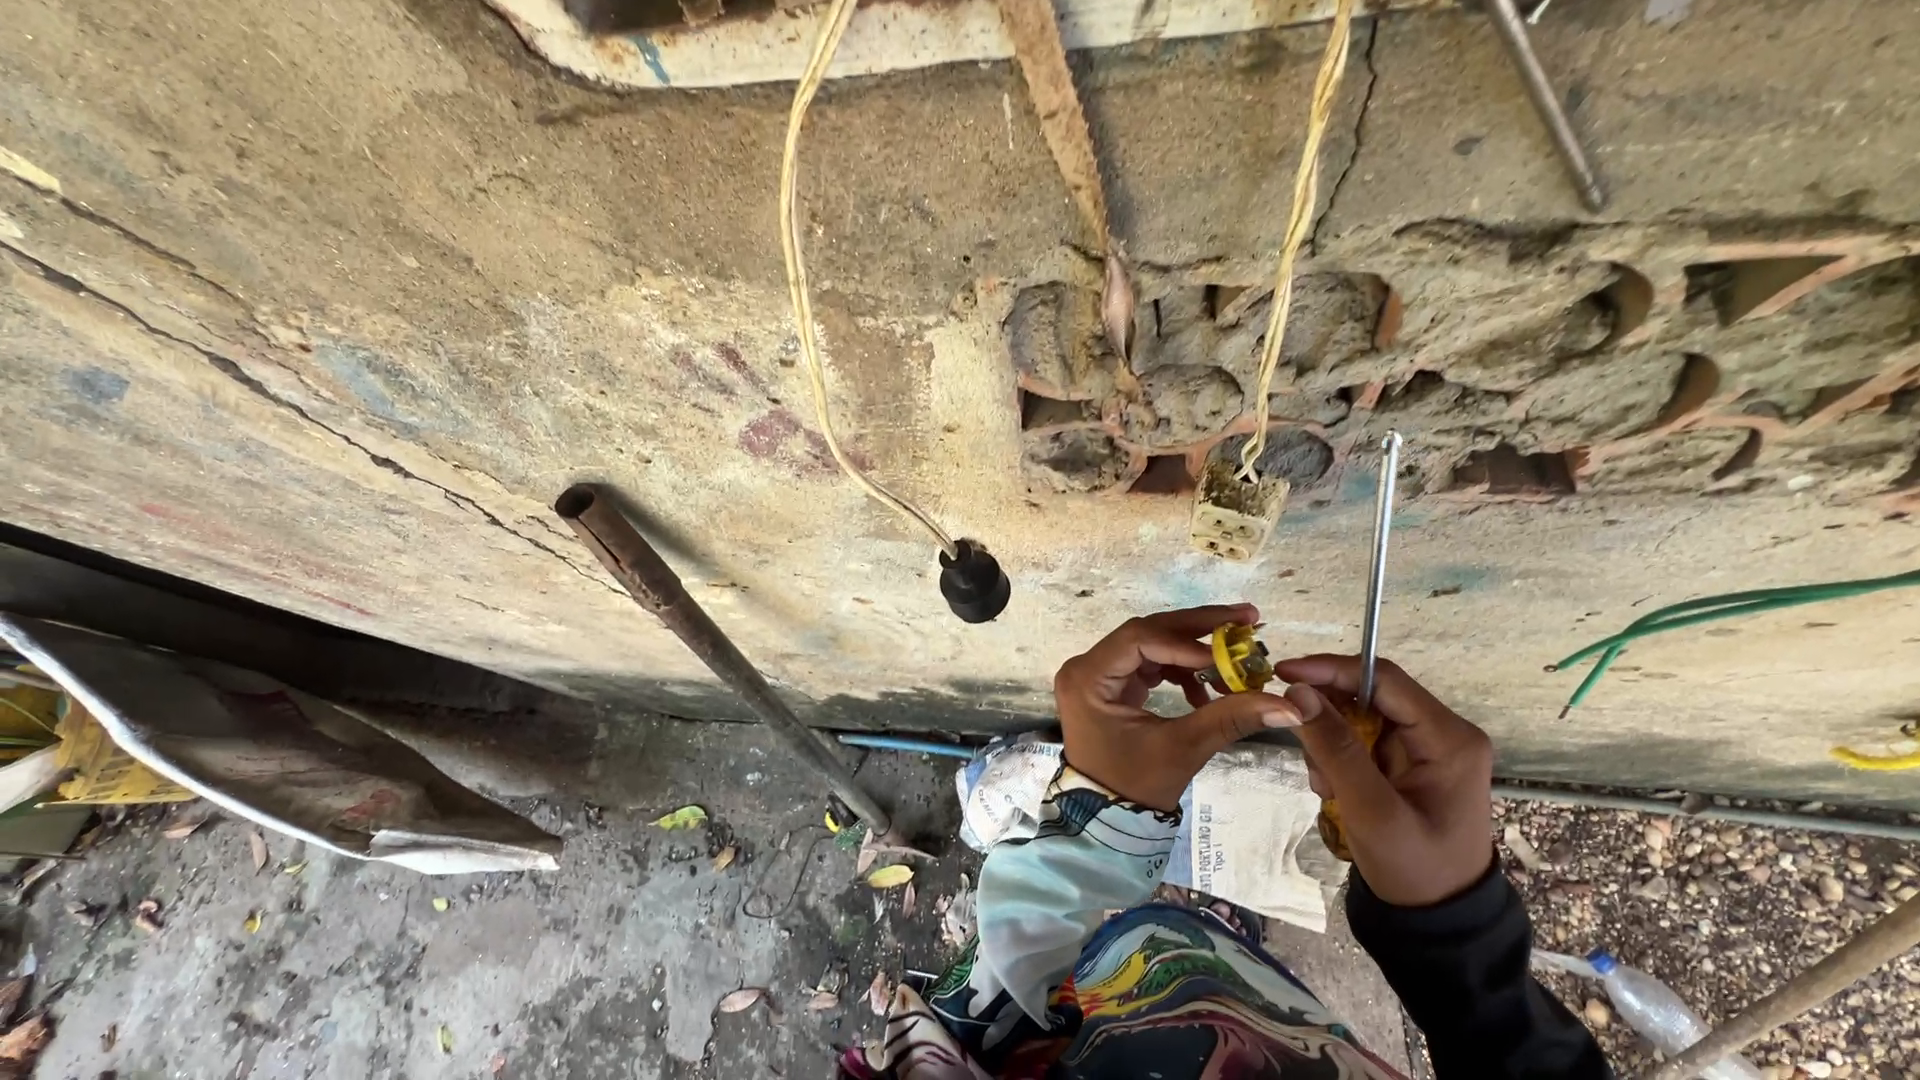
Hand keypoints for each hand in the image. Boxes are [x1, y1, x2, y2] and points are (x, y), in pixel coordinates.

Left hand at [1055, 605, 1301, 810]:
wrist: (1109, 818)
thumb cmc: (1136, 785)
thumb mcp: (1182, 748)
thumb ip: (1230, 717)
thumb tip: (1288, 705)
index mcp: (1088, 678)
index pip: (1139, 639)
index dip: (1185, 641)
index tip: (1229, 652)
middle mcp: (1086, 667)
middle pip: (1147, 632)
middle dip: (1198, 629)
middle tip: (1248, 618)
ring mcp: (1098, 674)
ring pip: (1152, 644)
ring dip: (1194, 651)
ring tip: (1236, 661)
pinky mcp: (1112, 684)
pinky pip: (1150, 662)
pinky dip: (1181, 670)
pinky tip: (1207, 692)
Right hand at [1275, 654, 1494, 907]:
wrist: (1437, 920)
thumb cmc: (1413, 868)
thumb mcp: (1371, 810)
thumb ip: (1334, 748)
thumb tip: (1297, 691)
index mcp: (1449, 738)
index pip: (1383, 679)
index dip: (1330, 669)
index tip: (1281, 673)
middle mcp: (1442, 732)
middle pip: (1369, 694)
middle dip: (1327, 716)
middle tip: (1302, 749)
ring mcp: (1426, 747)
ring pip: (1358, 715)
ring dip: (1328, 741)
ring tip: (1324, 784)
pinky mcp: (1408, 762)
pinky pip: (1360, 737)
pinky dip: (1336, 756)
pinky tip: (1333, 788)